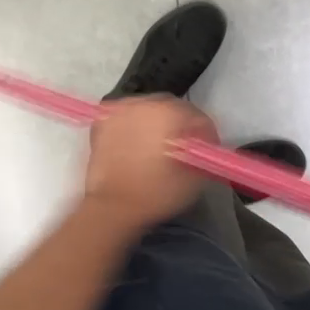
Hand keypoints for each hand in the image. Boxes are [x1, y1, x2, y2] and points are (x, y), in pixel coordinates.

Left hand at [84, 96, 215, 227]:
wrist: (111, 207)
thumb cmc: (156, 195)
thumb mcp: (194, 179)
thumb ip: (203, 155)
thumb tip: (203, 146)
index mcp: (171, 114)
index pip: (198, 117)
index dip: (206, 135)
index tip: (206, 152)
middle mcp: (145, 102)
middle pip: (173, 106)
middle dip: (182, 124)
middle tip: (183, 147)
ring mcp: (120, 108)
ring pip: (148, 107)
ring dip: (157, 121)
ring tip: (158, 145)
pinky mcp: (102, 119)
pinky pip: (127, 115)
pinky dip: (135, 124)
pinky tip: (136, 141)